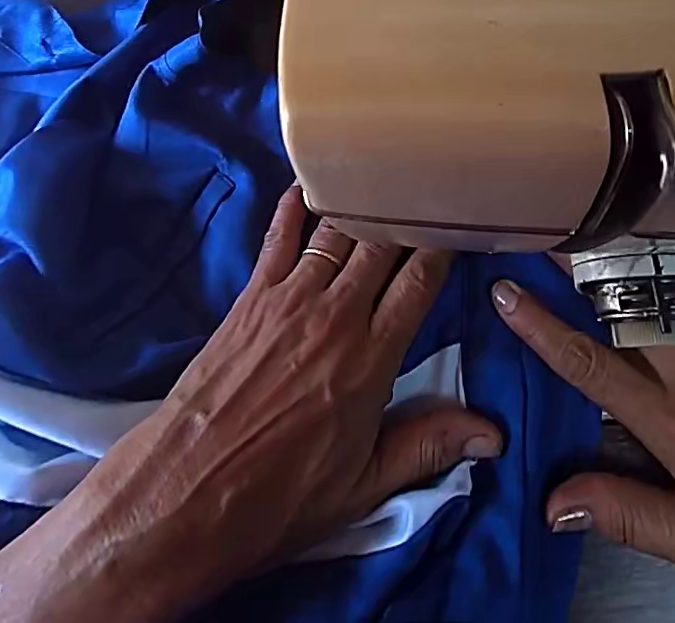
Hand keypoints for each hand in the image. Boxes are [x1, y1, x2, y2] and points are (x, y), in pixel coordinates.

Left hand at [0, 186, 499, 621]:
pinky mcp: (252, 299)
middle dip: (411, 211)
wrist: (176, 503)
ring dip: (364, 202)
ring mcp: (291, 300)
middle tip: (431, 183)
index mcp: (373, 355)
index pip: (422, 277)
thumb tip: (498, 435)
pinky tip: (310, 182)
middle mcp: (337, 314)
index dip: (446, 242)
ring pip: (339, 232)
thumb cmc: (279, 495)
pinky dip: (296, 208)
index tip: (462, 220)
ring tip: (386, 172)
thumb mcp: (365, 483)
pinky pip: (279, 239)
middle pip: (385, 242)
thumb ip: (432, 445)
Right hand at [490, 245, 674, 622]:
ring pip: (670, 280)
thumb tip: (557, 498)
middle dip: (579, 264)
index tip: (508, 293)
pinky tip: (668, 239)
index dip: (541, 327)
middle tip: (546, 232)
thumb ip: (626, 511)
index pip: (591, 365)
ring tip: (593, 224)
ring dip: (626, 250)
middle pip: (627, 302)